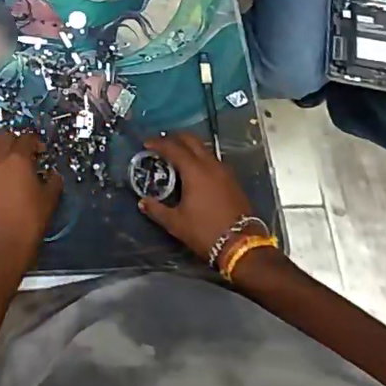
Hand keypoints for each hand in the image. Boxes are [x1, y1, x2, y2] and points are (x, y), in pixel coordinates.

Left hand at [0, 132, 62, 271]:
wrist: (4, 245)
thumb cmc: (31, 220)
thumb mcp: (50, 200)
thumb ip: (53, 181)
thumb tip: (53, 175)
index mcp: (18, 159)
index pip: (26, 139)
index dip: (36, 142)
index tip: (43, 151)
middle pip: (5, 138)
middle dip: (17, 141)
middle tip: (29, 153)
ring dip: (6, 152)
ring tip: (19, 168)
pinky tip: (9, 182)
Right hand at [137, 133, 257, 263]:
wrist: (242, 246)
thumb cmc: (206, 231)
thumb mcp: (176, 223)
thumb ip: (157, 210)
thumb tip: (142, 202)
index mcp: (194, 171)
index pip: (173, 148)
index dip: (158, 143)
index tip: (146, 143)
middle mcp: (210, 165)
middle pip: (191, 140)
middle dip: (175, 138)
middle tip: (162, 145)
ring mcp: (224, 172)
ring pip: (204, 149)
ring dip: (189, 148)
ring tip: (177, 157)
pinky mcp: (233, 181)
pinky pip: (213, 160)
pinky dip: (201, 159)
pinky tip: (196, 172)